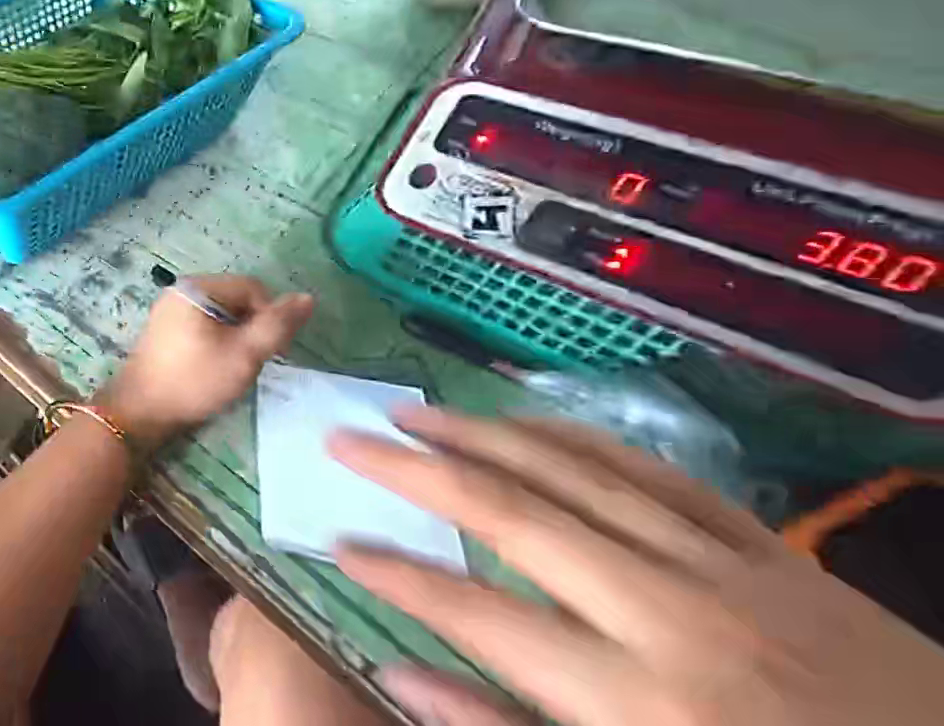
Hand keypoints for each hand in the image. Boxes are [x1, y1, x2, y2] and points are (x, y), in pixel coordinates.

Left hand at [97, 275, 312, 449]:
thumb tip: (307, 297)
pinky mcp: (167, 328)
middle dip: (253, 326)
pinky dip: (219, 341)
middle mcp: (181, 289)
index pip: (253, 288)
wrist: (142, 410)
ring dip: (238, 336)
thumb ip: (276, 325)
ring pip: (223, 314)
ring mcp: (171, 308)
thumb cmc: (194, 380)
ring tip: (236, 366)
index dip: (271, 316)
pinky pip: (204, 324)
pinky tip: (217, 365)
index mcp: (197, 287)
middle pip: (237, 298)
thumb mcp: (244, 354)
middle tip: (254, 361)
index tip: (272, 351)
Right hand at [329, 408, 943, 725]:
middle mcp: (668, 614)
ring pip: (568, 470)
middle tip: (344, 438)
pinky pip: (651, 472)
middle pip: (508, 513)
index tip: (336, 544)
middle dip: (411, 470)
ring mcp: (726, 569)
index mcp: (641, 700)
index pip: (476, 615)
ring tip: (406, 411)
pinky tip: (516, 420)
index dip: (395, 574)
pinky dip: (571, 437)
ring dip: (473, 433)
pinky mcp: (772, 551)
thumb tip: (399, 675)